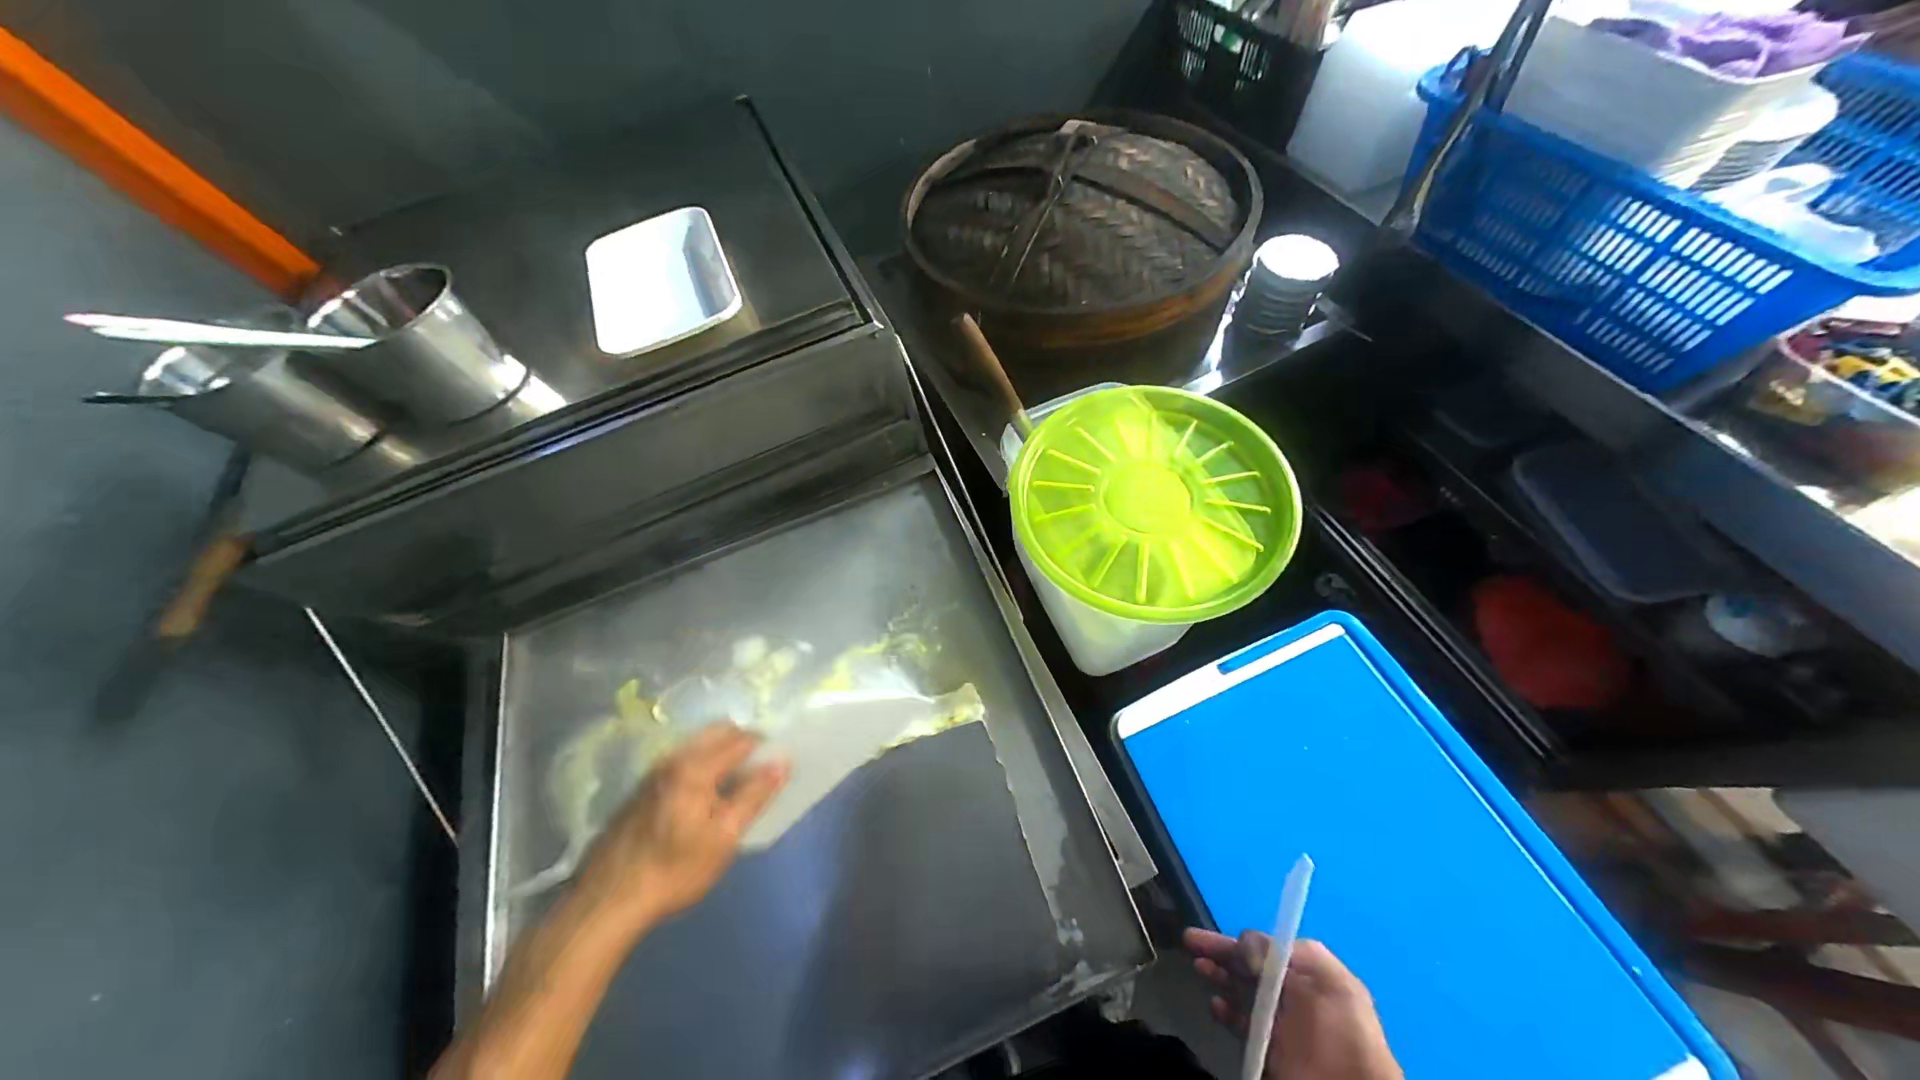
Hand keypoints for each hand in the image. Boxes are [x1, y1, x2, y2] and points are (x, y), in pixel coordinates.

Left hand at [574, 723, 788, 931]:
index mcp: (695, 766)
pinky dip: (702, 765)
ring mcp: (653, 773)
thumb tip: (782, 762)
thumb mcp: (724, 837)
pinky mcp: (641, 789)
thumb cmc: (675, 870)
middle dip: (742, 743)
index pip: (741, 739)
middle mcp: (672, 759)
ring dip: (721, 753)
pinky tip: (705, 796)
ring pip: (698, 746)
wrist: (608, 901)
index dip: (765, 746)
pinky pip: (682, 761)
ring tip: (735, 785)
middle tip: (759, 772)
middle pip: (717, 733)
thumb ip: (755, 796)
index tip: (777, 762)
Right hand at [1184, 929, 1402, 1079]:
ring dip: (1219, 977)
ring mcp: (1279, 1024)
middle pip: (1250, 967)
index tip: (1218, 938)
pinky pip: (1240, 1025)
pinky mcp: (1268, 1051)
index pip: (1268, 949)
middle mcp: (1293, 995)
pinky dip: (1225, 1012)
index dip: (1240, 940)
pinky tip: (1215, 1006)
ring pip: (1241, 992)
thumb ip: (1283, 955)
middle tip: (1191, 942)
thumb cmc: (1345, 1034)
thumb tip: (1244, 946)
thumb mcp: (1327, 981)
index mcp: (1310, 974)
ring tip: (1199, 968)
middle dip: (1221, 953)